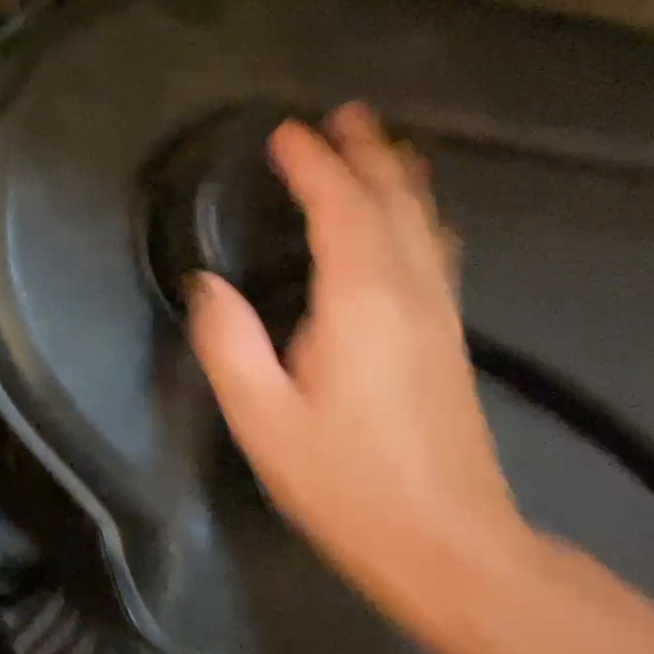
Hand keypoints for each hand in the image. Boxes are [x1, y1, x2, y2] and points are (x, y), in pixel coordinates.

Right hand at [187, 104, 529, 594]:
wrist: (443, 538)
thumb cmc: (339, 480)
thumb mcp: (260, 416)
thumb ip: (228, 342)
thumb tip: (206, 284)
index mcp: (361, 306)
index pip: (340, 213)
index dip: (313, 167)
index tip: (284, 133)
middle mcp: (410, 295)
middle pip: (393, 204)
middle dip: (366, 154)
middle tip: (340, 115)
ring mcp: (439, 314)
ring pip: (423, 223)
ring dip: (399, 177)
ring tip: (380, 144)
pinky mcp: (447, 337)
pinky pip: (434, 251)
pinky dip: (417, 216)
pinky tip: (410, 221)